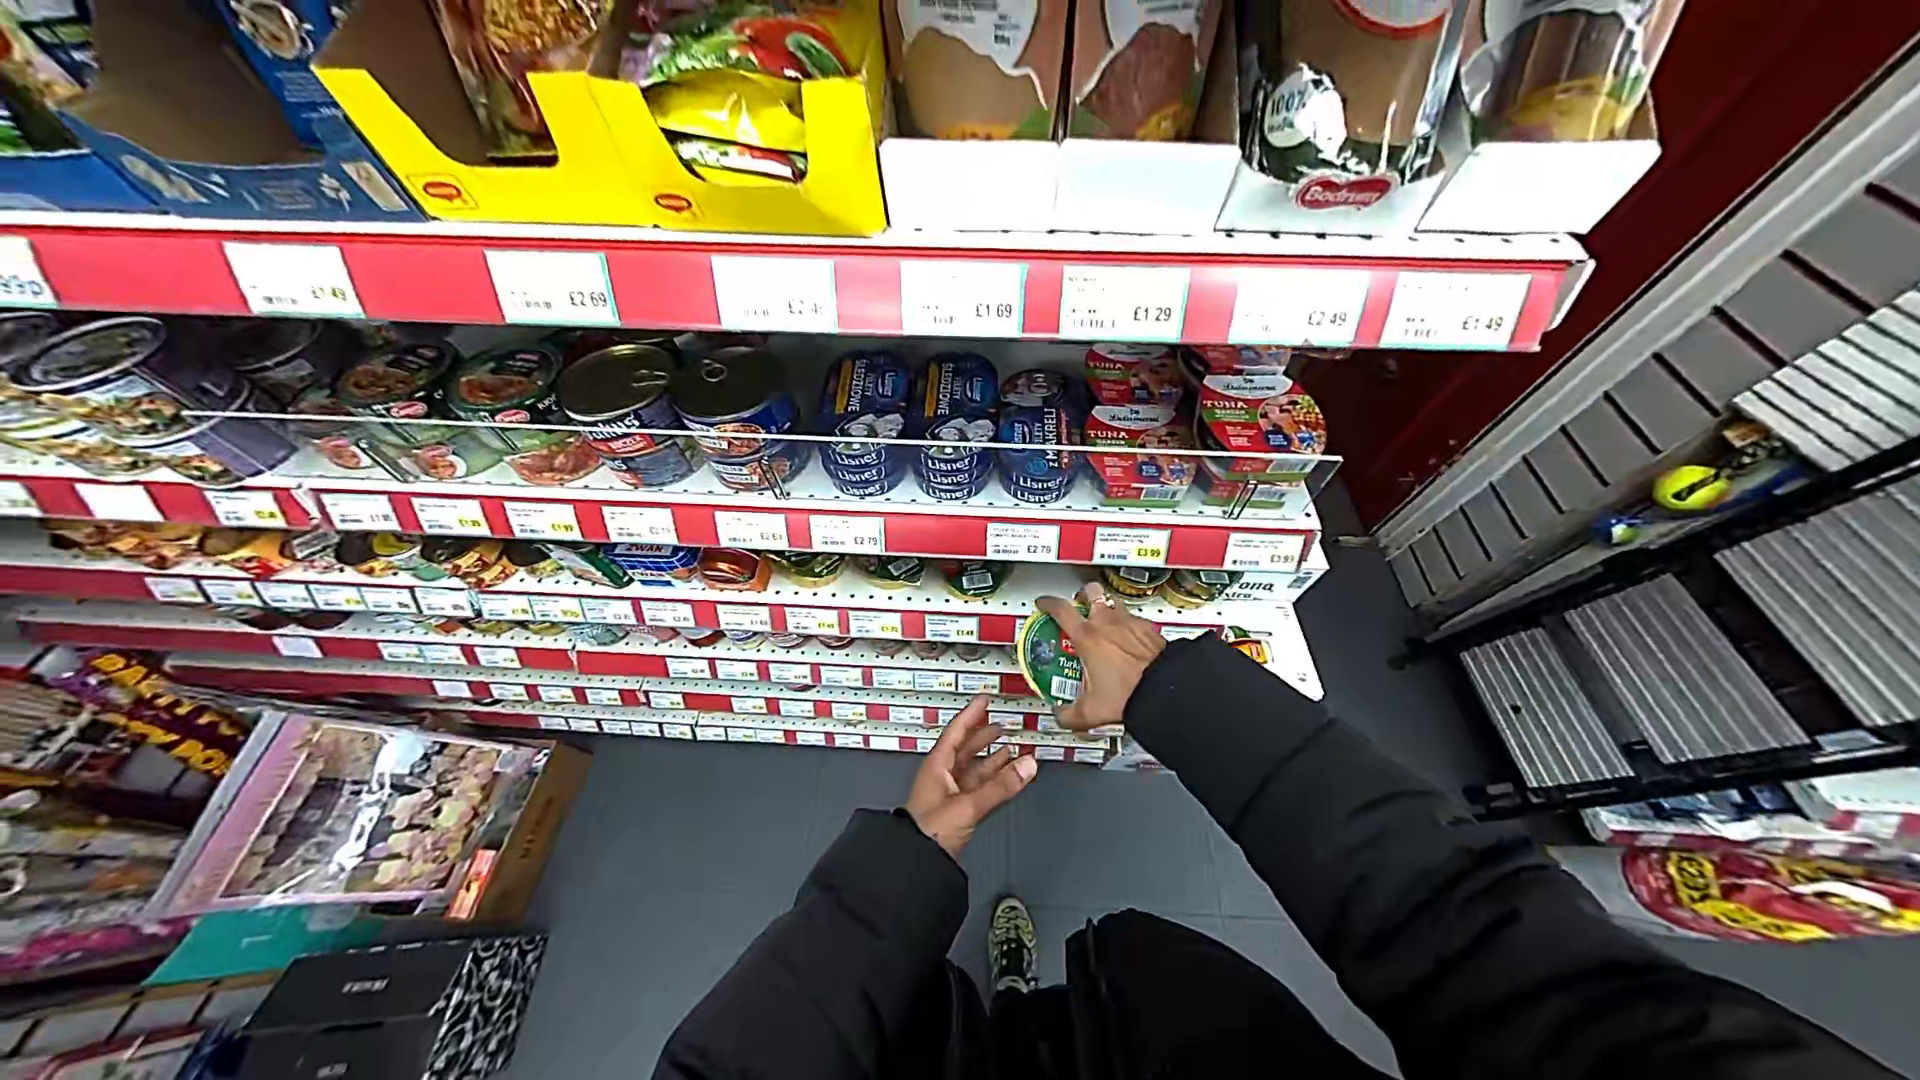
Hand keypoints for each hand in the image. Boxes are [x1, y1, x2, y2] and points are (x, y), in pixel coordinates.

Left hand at [906, 696, 1037, 857]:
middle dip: (985, 735)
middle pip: (966, 747)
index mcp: (938, 765)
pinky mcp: (959, 810)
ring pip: (976, 768)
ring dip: (994, 758)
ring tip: (1014, 747)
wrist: (915, 864)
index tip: (985, 699)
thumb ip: (1000, 787)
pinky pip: (980, 786)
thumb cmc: (932, 830)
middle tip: (1003, 723)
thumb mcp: (968, 806)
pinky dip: (995, 779)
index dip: (971, 714)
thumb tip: (1029, 764)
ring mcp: (951, 792)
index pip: (957, 731)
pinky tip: (1009, 774)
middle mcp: (944, 774)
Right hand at [1034, 581, 1165, 731]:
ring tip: (1104, 625)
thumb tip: (1061, 715)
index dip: (1048, 603)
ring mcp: (1130, 623)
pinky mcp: (1149, 630)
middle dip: (1082, 596)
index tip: (1044, 604)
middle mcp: (1108, 624)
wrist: (1166, 693)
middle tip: (1079, 608)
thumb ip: (1069, 714)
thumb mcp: (1091, 711)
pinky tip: (1128, 642)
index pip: (1061, 609)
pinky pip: (1134, 620)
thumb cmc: (1130, 695)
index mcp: (1088, 637)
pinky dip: (1128, 626)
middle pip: (1091, 592)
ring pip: (1114, 602)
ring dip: (1107, 609)